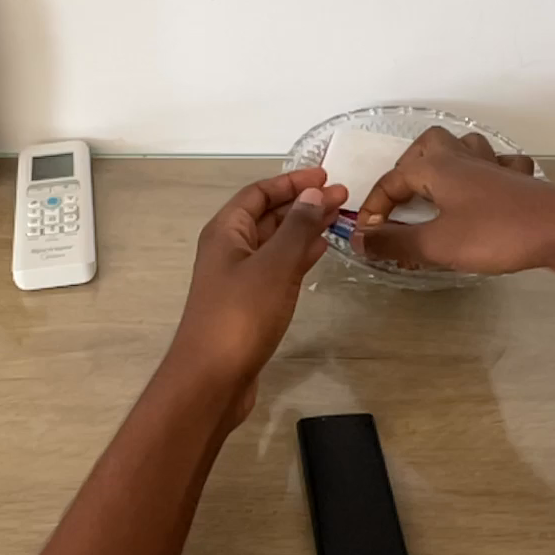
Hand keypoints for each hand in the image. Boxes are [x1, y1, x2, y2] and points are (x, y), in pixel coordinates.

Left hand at [162, 168, 347, 425]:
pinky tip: (321, 250)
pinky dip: (299, 255)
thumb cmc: (240, 316)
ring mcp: (239, 277)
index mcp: (226, 232)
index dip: (291, 182)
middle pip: (268, 215)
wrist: (212, 379)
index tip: (325, 176)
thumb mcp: (273, 265)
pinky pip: (277, 267)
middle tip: (343, 196)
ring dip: (304, 228)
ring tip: (339, 217)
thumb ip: (296, 228)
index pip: (259, 193)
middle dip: (303, 203)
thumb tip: (313, 194)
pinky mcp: (250, 303)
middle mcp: (229, 249)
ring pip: (275, 242)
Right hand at [351, 127, 554, 274]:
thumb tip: (360, 239)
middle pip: (428, 145)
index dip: (374, 208)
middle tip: (401, 199)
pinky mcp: (521, 181)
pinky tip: (485, 190)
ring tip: (437, 190)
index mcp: (436, 168)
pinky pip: (499, 164)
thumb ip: (393, 243)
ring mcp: (495, 166)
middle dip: (408, 168)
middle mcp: (463, 159)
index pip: (391, 181)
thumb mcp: (435, 245)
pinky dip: (486, 172)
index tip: (367, 236)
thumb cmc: (496, 234)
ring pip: (464, 147)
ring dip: (446, 162)